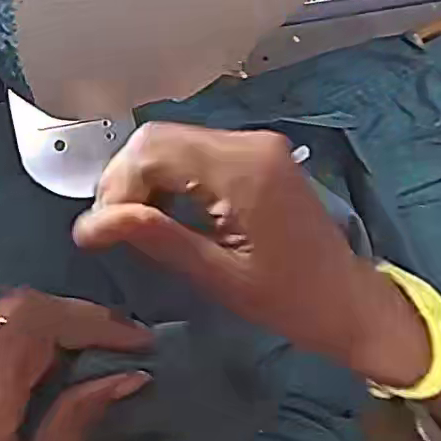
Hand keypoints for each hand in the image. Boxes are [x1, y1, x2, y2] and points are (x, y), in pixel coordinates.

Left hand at [0, 289, 153, 440]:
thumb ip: (77, 422)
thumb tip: (128, 375)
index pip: (41, 323)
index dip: (95, 323)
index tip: (141, 341)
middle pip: (23, 305)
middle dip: (79, 314)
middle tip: (126, 339)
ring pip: (5, 310)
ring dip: (55, 318)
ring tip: (103, 344)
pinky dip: (29, 329)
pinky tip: (59, 354)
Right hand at [71, 122, 429, 387]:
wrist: (352, 302)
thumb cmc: (292, 301)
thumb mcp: (217, 276)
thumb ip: (153, 238)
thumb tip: (89, 224)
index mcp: (244, 171)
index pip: (153, 151)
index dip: (116, 187)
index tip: (101, 230)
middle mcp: (248, 144)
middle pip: (156, 139)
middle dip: (123, 180)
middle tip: (113, 226)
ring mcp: (252, 144)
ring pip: (168, 141)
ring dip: (140, 178)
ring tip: (133, 223)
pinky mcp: (251, 153)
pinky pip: (189, 151)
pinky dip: (164, 176)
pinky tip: (160, 210)